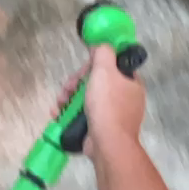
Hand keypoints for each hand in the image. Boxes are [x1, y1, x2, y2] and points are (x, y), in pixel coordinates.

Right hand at [70, 44, 145, 162]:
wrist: (108, 144)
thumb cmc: (108, 105)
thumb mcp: (104, 71)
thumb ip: (102, 52)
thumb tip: (100, 45)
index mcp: (130, 83)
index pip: (111, 66)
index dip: (94, 64)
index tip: (83, 69)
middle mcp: (124, 98)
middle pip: (95, 82)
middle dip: (75, 83)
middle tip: (67, 88)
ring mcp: (112, 115)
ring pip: (86, 98)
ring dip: (68, 98)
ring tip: (59, 104)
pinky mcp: (100, 129)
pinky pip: (83, 115)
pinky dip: (69, 113)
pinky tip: (58, 114)